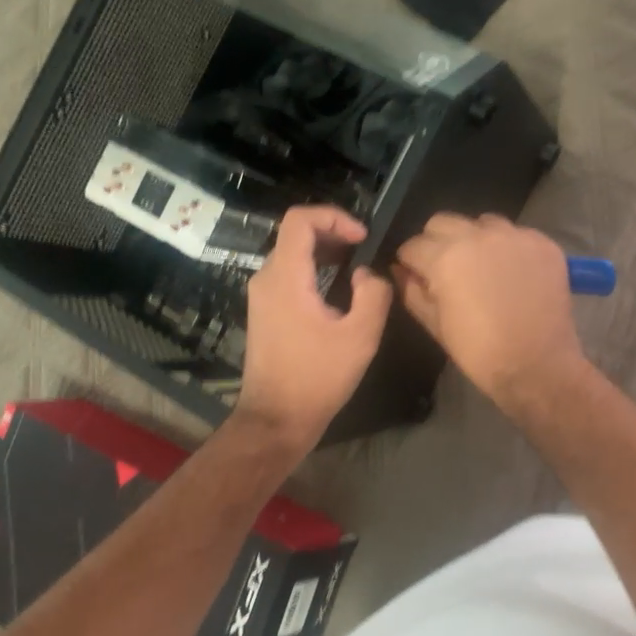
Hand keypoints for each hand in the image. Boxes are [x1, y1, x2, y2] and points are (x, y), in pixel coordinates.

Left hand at [234, 206, 391, 454]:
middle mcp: (267, 279)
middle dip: (333, 232)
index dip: (334, 216)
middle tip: (365, 250)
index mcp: (286, 278)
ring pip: (293, 253)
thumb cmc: (318, 378)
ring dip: (326, 252)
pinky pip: (290, 275)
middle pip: (296, 234)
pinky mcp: (266, 311)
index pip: (300, 219)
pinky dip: (315, 270)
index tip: (362, 238)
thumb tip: (367, 274)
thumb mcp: (361, 337)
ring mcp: (262, 296)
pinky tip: (339, 293)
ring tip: (357, 270)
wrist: (277, 419)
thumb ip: (373, 294)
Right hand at [394, 213, 589, 412]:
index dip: (410, 260)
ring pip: (482, 222)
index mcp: (445, 258)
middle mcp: (479, 236)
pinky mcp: (542, 243)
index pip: (413, 244)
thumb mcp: (435, 325)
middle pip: (443, 222)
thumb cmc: (480, 352)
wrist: (538, 365)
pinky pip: (516, 233)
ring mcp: (514, 236)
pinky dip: (508, 247)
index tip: (415, 273)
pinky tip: (512, 272)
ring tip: (482, 267)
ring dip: (474, 239)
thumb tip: (400, 270)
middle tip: (446, 269)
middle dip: (436, 242)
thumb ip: (412, 291)